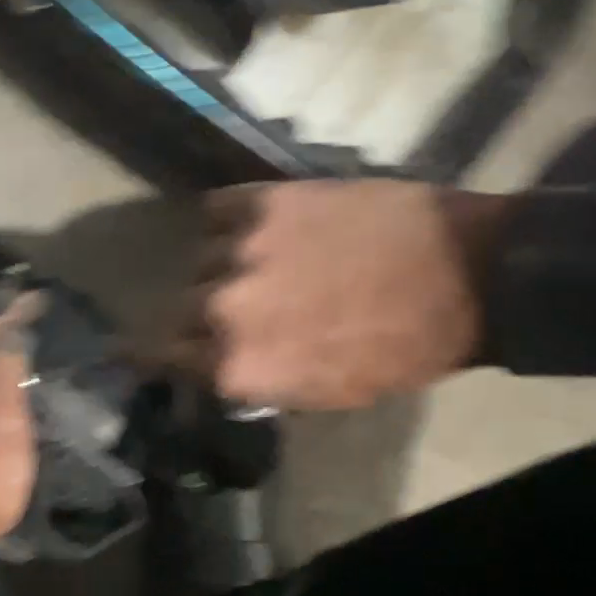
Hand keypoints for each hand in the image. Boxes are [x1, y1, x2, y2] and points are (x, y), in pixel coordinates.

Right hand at [171, 179, 509, 409]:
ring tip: (259, 262)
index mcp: (234, 366)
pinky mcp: (264, 201)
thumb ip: (253, 381)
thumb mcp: (320, 393)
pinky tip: (255, 226)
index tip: (127, 348)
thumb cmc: (398, 350)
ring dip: (221, 266)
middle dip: (197, 313)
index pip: (154, 357)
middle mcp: (221, 310)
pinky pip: (217, 212)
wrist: (468, 274)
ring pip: (200, 260)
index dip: (140, 353)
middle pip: (178, 309)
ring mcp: (239, 251)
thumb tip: (211, 367)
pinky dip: (229, 221)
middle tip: (232, 307)